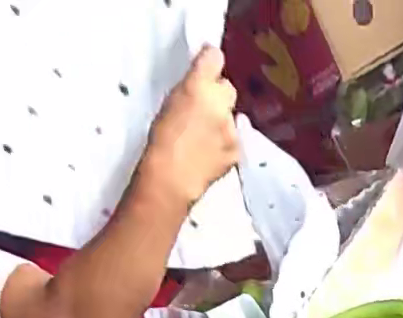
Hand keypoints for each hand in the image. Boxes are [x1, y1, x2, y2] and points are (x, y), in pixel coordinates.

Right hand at [138, 45, 239, 206]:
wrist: (175, 174)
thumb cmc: (164, 137)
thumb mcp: (172, 100)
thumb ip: (192, 88)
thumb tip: (204, 82)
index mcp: (197, 87)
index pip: (215, 58)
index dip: (212, 61)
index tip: (209, 65)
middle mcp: (220, 105)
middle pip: (229, 89)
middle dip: (220, 95)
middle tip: (206, 106)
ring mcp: (232, 129)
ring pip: (233, 115)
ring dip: (223, 120)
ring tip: (207, 134)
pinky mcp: (239, 149)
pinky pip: (237, 137)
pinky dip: (228, 140)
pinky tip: (214, 149)